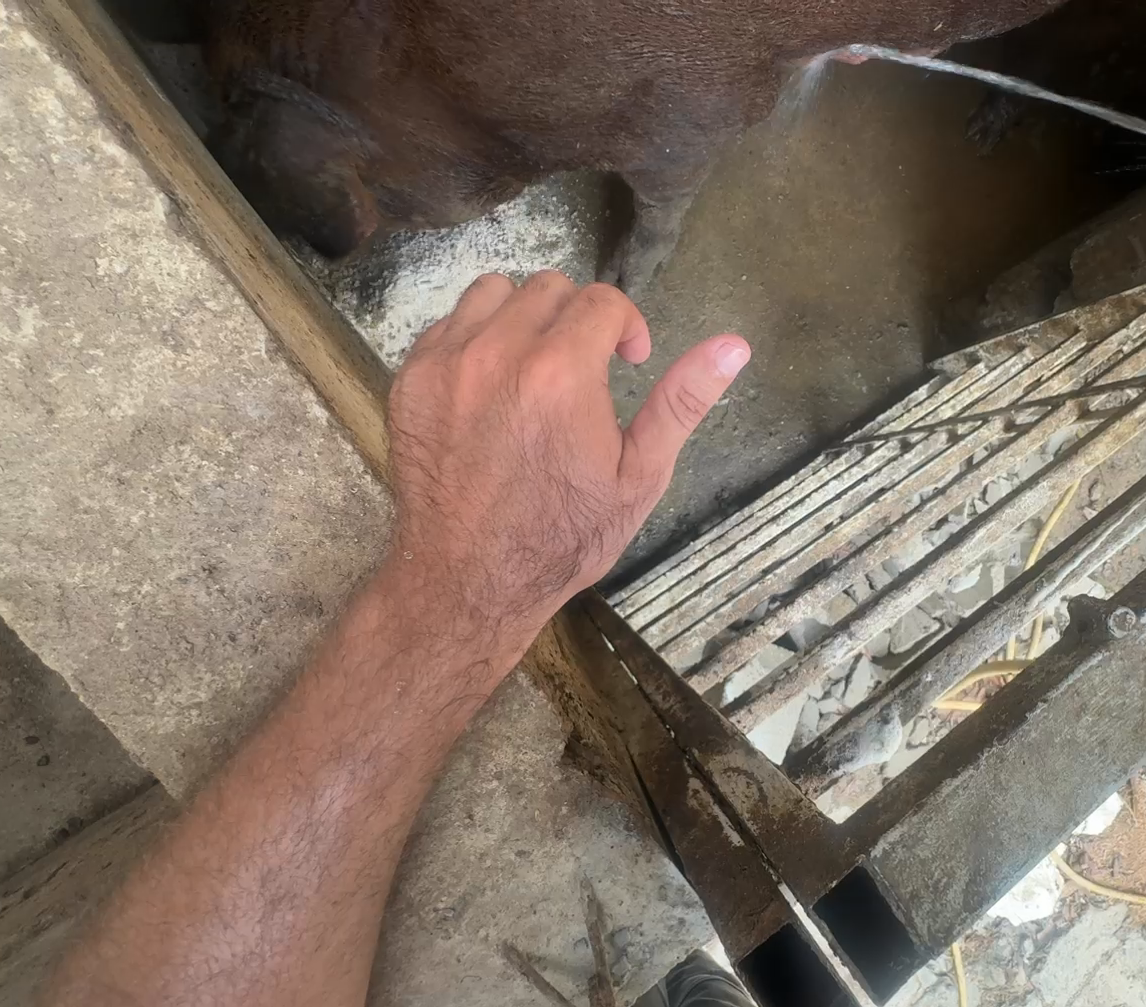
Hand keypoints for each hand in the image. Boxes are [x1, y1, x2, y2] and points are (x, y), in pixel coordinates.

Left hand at [378, 271, 748, 645]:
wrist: (474, 579)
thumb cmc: (567, 534)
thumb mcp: (641, 475)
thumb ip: (683, 401)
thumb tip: (734, 346)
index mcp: (562, 372)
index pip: (602, 300)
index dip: (628, 326)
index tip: (629, 360)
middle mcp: (498, 352)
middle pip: (551, 288)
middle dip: (580, 320)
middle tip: (588, 370)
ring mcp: (445, 363)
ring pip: (495, 293)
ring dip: (528, 317)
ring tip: (539, 368)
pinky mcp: (411, 379)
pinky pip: (451, 324)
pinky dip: (480, 338)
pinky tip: (495, 386)